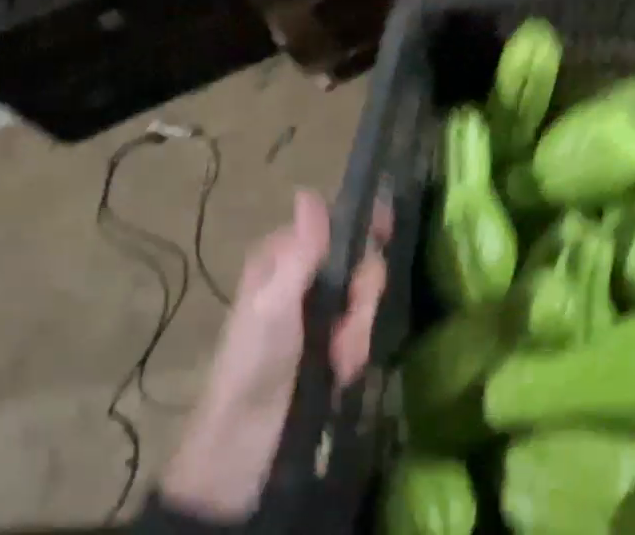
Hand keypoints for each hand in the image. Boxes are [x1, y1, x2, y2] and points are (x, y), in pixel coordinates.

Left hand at [161, 189, 390, 521]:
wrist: (247, 441)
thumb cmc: (254, 363)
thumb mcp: (274, 302)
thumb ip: (302, 251)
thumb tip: (309, 192)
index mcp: (282, 261)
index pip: (335, 227)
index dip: (363, 228)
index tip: (387, 230)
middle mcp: (302, 281)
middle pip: (358, 264)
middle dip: (361, 295)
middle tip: (346, 321)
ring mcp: (319, 316)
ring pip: (365, 299)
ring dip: (358, 329)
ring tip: (339, 358)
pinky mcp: (332, 347)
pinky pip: (363, 332)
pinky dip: (357, 351)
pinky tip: (342, 370)